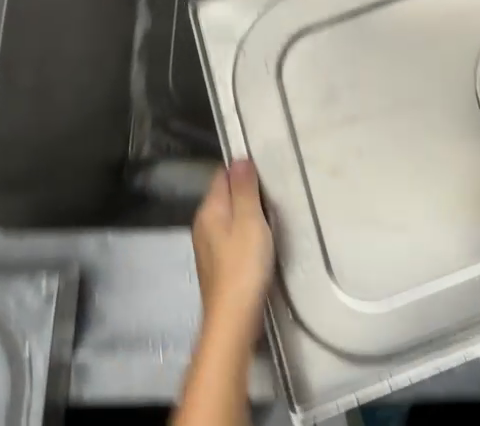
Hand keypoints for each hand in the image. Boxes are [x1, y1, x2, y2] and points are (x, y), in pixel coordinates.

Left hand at [191, 159, 274, 336]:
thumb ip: (245, 190)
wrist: (233, 318)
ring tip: (273, 213)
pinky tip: (263, 240)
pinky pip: (233, 235)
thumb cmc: (244, 265)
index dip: (243, 169)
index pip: (222, 175)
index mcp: (208, 211)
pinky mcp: (218, 264)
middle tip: (276, 191)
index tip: (267, 170)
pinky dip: (247, 231)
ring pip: (230, 216)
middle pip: (226, 195)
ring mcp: (209, 246)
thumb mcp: (249, 221)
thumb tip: (239, 159)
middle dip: (248, 190)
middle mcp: (203, 225)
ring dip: (249, 212)